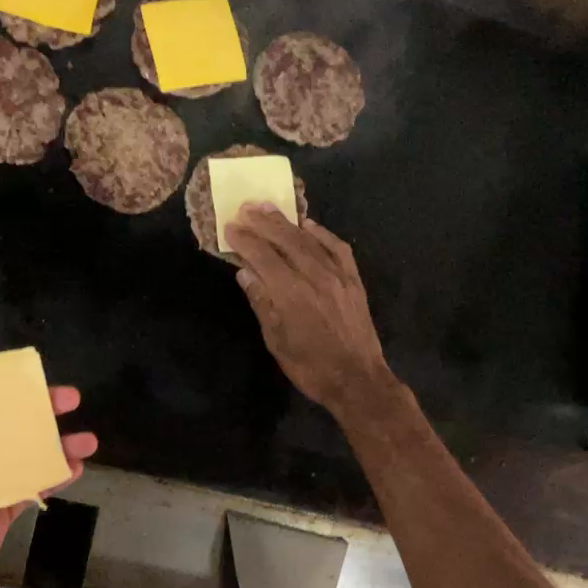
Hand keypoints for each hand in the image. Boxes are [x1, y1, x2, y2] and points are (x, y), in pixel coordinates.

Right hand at [226, 205, 398, 419]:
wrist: (357, 379)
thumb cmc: (310, 367)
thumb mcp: (276, 341)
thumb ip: (262, 303)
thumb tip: (245, 273)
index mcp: (290, 294)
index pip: (263, 257)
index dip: (245, 240)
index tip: (230, 228)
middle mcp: (314, 276)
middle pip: (285, 240)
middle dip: (263, 223)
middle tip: (245, 208)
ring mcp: (338, 275)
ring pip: (309, 239)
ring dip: (287, 222)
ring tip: (268, 209)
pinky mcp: (353, 279)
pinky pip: (336, 247)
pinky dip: (320, 232)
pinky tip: (308, 224)